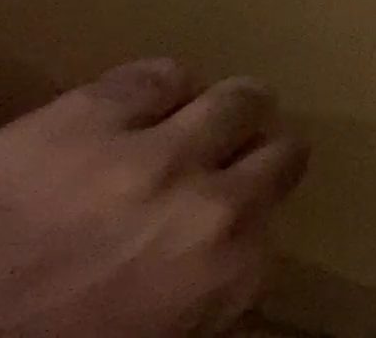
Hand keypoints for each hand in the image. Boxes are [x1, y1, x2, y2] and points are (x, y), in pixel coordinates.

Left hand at [0, 59, 308, 337]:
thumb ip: (196, 299)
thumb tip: (218, 272)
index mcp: (225, 278)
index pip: (273, 236)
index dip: (242, 235)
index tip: (214, 245)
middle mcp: (216, 206)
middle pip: (283, 153)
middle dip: (257, 163)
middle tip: (223, 175)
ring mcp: (158, 155)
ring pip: (243, 100)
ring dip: (226, 117)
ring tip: (195, 128)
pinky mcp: (92, 118)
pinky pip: (158, 76)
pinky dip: (159, 90)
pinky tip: (141, 109)